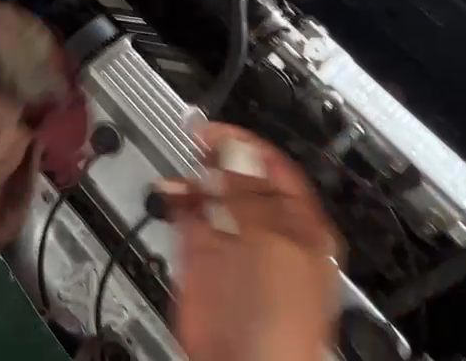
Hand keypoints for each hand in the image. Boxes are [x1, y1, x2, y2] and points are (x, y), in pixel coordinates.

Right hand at [158, 125, 340, 360]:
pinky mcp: (201, 251)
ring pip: (209, 190)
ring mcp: (231, 238)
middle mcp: (265, 227)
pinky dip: (174, 196)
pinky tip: (167, 189)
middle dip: (215, 154)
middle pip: (238, 175)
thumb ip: (247, 193)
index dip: (245, 144)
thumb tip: (234, 148)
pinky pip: (186, 212)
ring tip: (179, 166)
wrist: (242, 360)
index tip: (214, 127)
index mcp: (298, 225)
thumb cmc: (279, 317)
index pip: (273, 168)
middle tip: (191, 135)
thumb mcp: (269, 241)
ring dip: (192, 174)